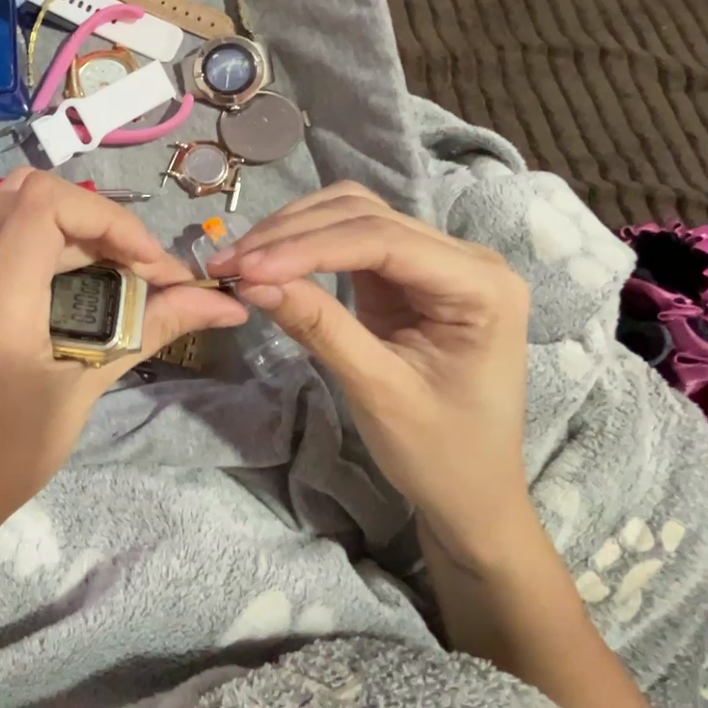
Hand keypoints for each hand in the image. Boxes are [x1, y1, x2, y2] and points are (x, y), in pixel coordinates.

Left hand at [0, 169, 246, 541]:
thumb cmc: (17, 448)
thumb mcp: (89, 387)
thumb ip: (155, 327)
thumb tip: (228, 304)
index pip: (45, 208)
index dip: (108, 218)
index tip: (148, 261)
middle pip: (30, 193)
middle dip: (96, 221)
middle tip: (136, 265)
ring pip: (9, 201)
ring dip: (67, 223)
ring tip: (108, 265)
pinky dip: (38, 235)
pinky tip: (67, 274)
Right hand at [206, 181, 532, 558]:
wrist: (471, 492)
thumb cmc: (440, 452)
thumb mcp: (378, 390)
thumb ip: (319, 326)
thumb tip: (250, 281)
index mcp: (480, 286)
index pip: (381, 240)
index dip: (305, 248)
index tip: (243, 269)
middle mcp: (464, 258)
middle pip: (364, 215)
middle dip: (290, 234)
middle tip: (227, 264)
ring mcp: (435, 261)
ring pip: (351, 215)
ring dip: (291, 231)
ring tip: (240, 260)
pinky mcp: (404, 275)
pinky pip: (347, 239)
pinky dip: (302, 245)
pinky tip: (268, 262)